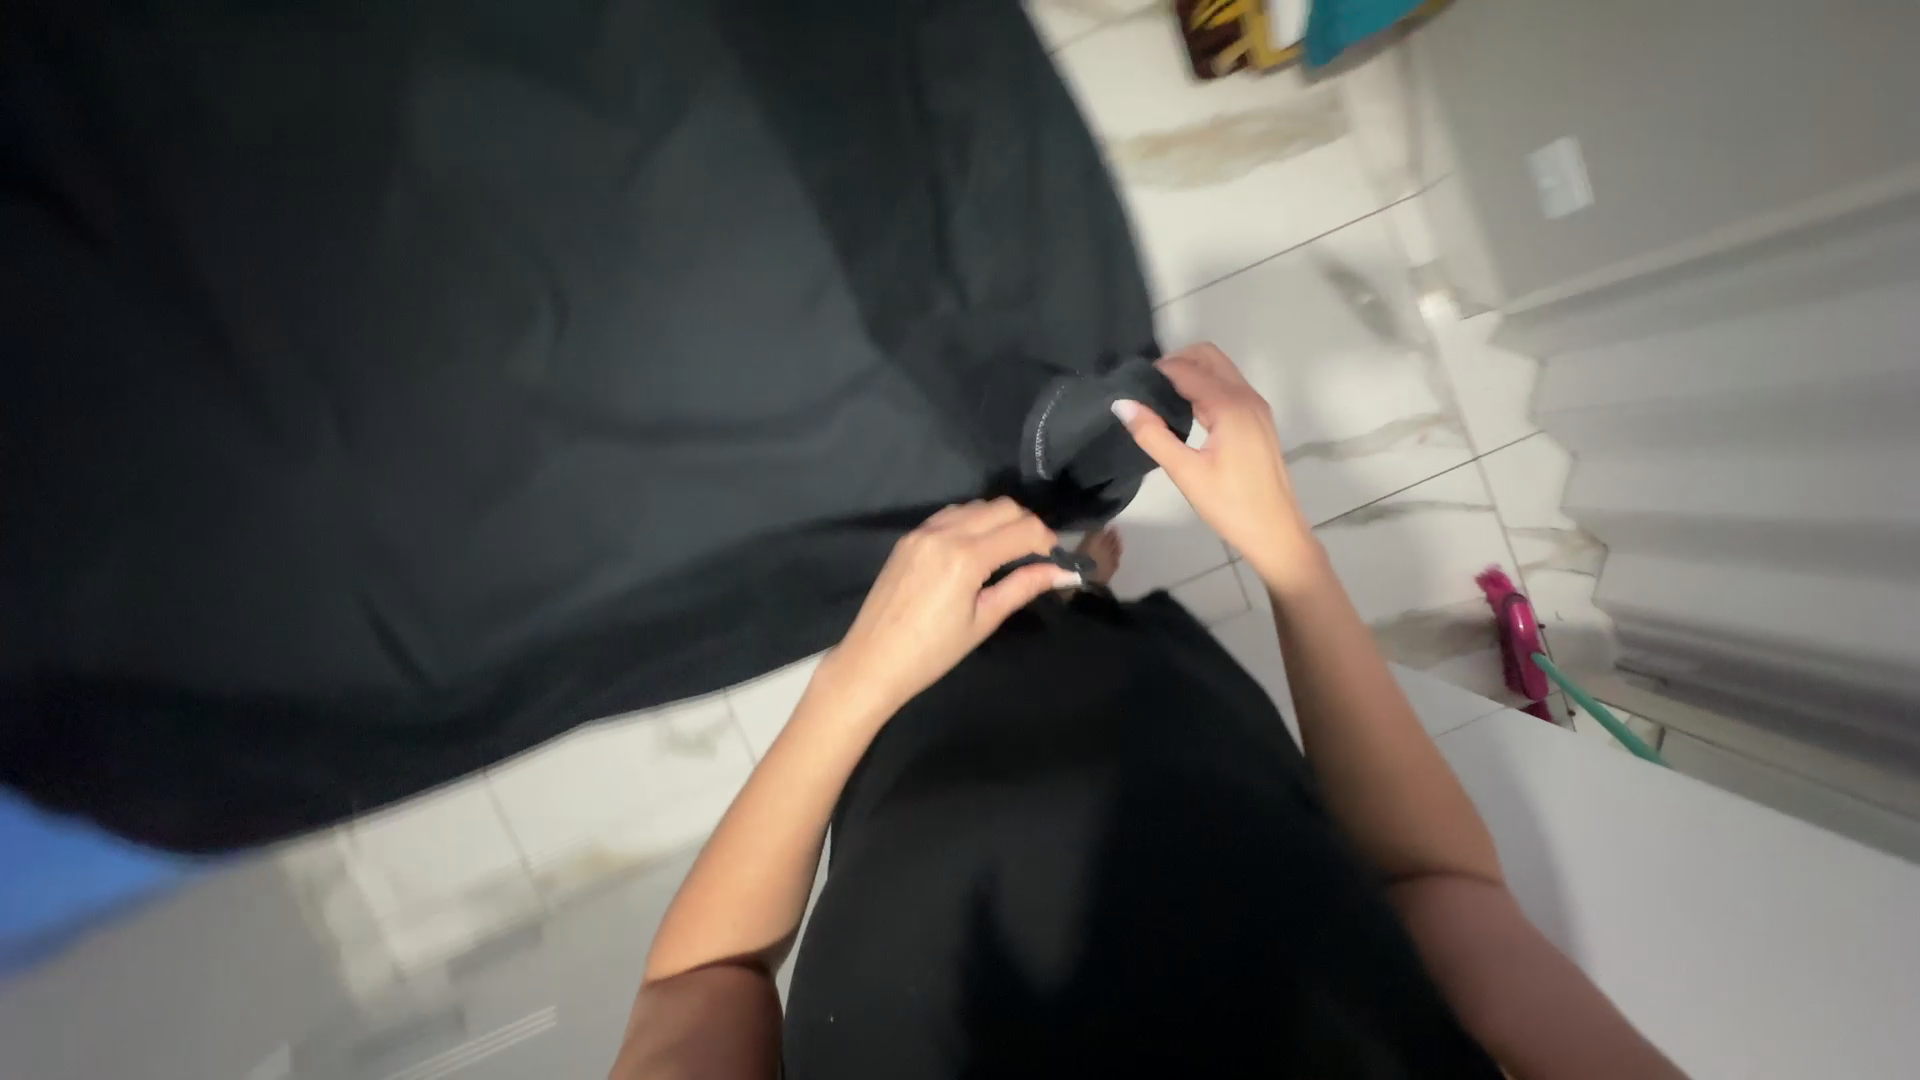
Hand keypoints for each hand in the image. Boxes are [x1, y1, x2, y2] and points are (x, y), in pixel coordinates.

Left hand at [820, 498, 1073, 715]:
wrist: (873, 660)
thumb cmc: (932, 652)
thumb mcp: (983, 621)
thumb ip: (1022, 587)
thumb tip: (1063, 571)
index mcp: (965, 557)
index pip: (1023, 529)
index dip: (1048, 540)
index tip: (1056, 560)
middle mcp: (944, 533)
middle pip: (1003, 507)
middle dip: (1027, 525)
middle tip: (1035, 555)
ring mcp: (922, 532)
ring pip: (976, 506)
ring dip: (999, 521)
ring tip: (1007, 553)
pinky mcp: (909, 537)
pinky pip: (950, 515)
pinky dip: (972, 522)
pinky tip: (976, 548)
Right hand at [1113, 343, 1320, 588]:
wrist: (1275, 531)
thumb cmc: (1229, 504)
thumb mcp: (1185, 472)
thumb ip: (1152, 434)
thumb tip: (1122, 404)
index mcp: (1230, 406)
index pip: (1187, 370)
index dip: (1157, 371)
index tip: (1129, 384)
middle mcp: (1247, 397)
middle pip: (1209, 356)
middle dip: (1176, 362)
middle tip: (1146, 387)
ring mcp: (1256, 407)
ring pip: (1220, 370)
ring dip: (1191, 373)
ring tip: (1159, 398)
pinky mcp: (1258, 420)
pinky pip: (1228, 387)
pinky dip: (1204, 387)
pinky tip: (1185, 412)